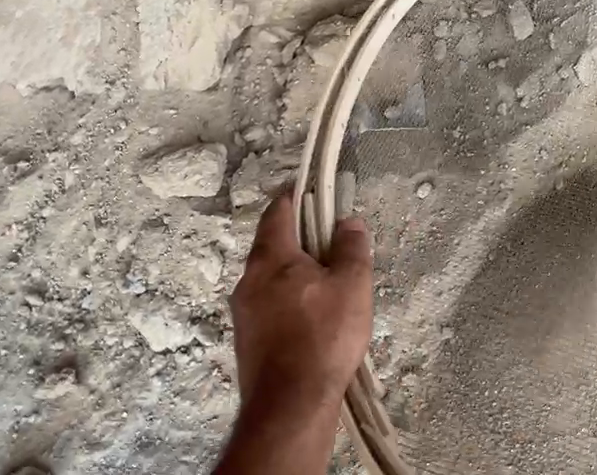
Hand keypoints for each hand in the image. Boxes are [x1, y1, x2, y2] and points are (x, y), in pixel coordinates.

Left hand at [215, 192, 372, 474]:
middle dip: (302, 235)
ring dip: (297, 269)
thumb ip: (351, 246)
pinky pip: (271, 302)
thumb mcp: (352, 284)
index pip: (278, 211)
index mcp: (270, 259)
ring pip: (271, 275)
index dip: (296, 194)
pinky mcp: (249, 340)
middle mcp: (248, 281)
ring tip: (331, 279)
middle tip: (333, 237)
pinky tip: (316, 313)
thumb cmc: (323, 336)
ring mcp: (244, 313)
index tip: (315, 187)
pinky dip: (291, 296)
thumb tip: (348, 222)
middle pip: (273, 243)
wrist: (291, 408)